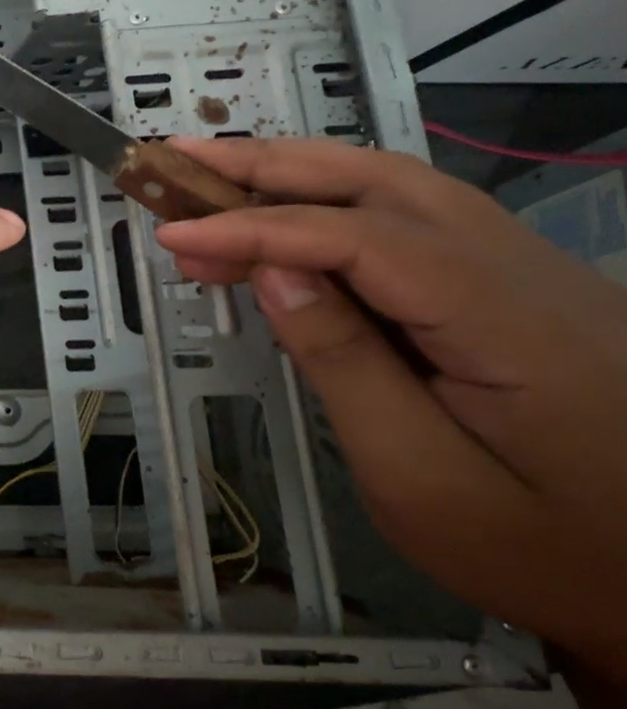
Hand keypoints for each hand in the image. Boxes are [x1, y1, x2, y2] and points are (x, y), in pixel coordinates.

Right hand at [155, 137, 626, 674]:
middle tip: (177, 161)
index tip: (172, 236)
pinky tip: (278, 227)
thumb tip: (273, 271)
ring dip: (297, 174)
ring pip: (401, 189)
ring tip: (209, 180)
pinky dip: (327, 207)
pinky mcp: (513, 288)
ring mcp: (531, 274)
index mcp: (515, 326)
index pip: (366, 240)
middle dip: (272, 164)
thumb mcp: (419, 475)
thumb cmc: (536, 547)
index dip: (259, 228)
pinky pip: (411, 223)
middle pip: (388, 184)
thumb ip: (345, 362)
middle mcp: (532, 274)